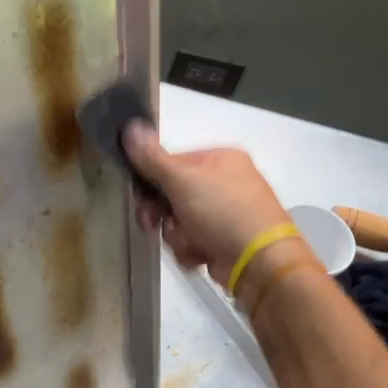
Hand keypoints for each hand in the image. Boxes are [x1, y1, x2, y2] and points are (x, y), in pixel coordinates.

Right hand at [123, 122, 297, 285]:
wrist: (259, 261)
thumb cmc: (223, 212)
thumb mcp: (183, 180)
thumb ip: (152, 158)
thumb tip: (129, 126)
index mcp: (219, 159)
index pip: (170, 164)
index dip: (150, 183)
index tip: (140, 200)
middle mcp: (224, 182)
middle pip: (172, 196)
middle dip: (163, 215)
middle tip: (153, 225)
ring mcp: (224, 213)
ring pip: (178, 223)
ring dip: (177, 236)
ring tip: (192, 242)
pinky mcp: (223, 240)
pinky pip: (192, 241)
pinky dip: (191, 250)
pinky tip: (201, 254)